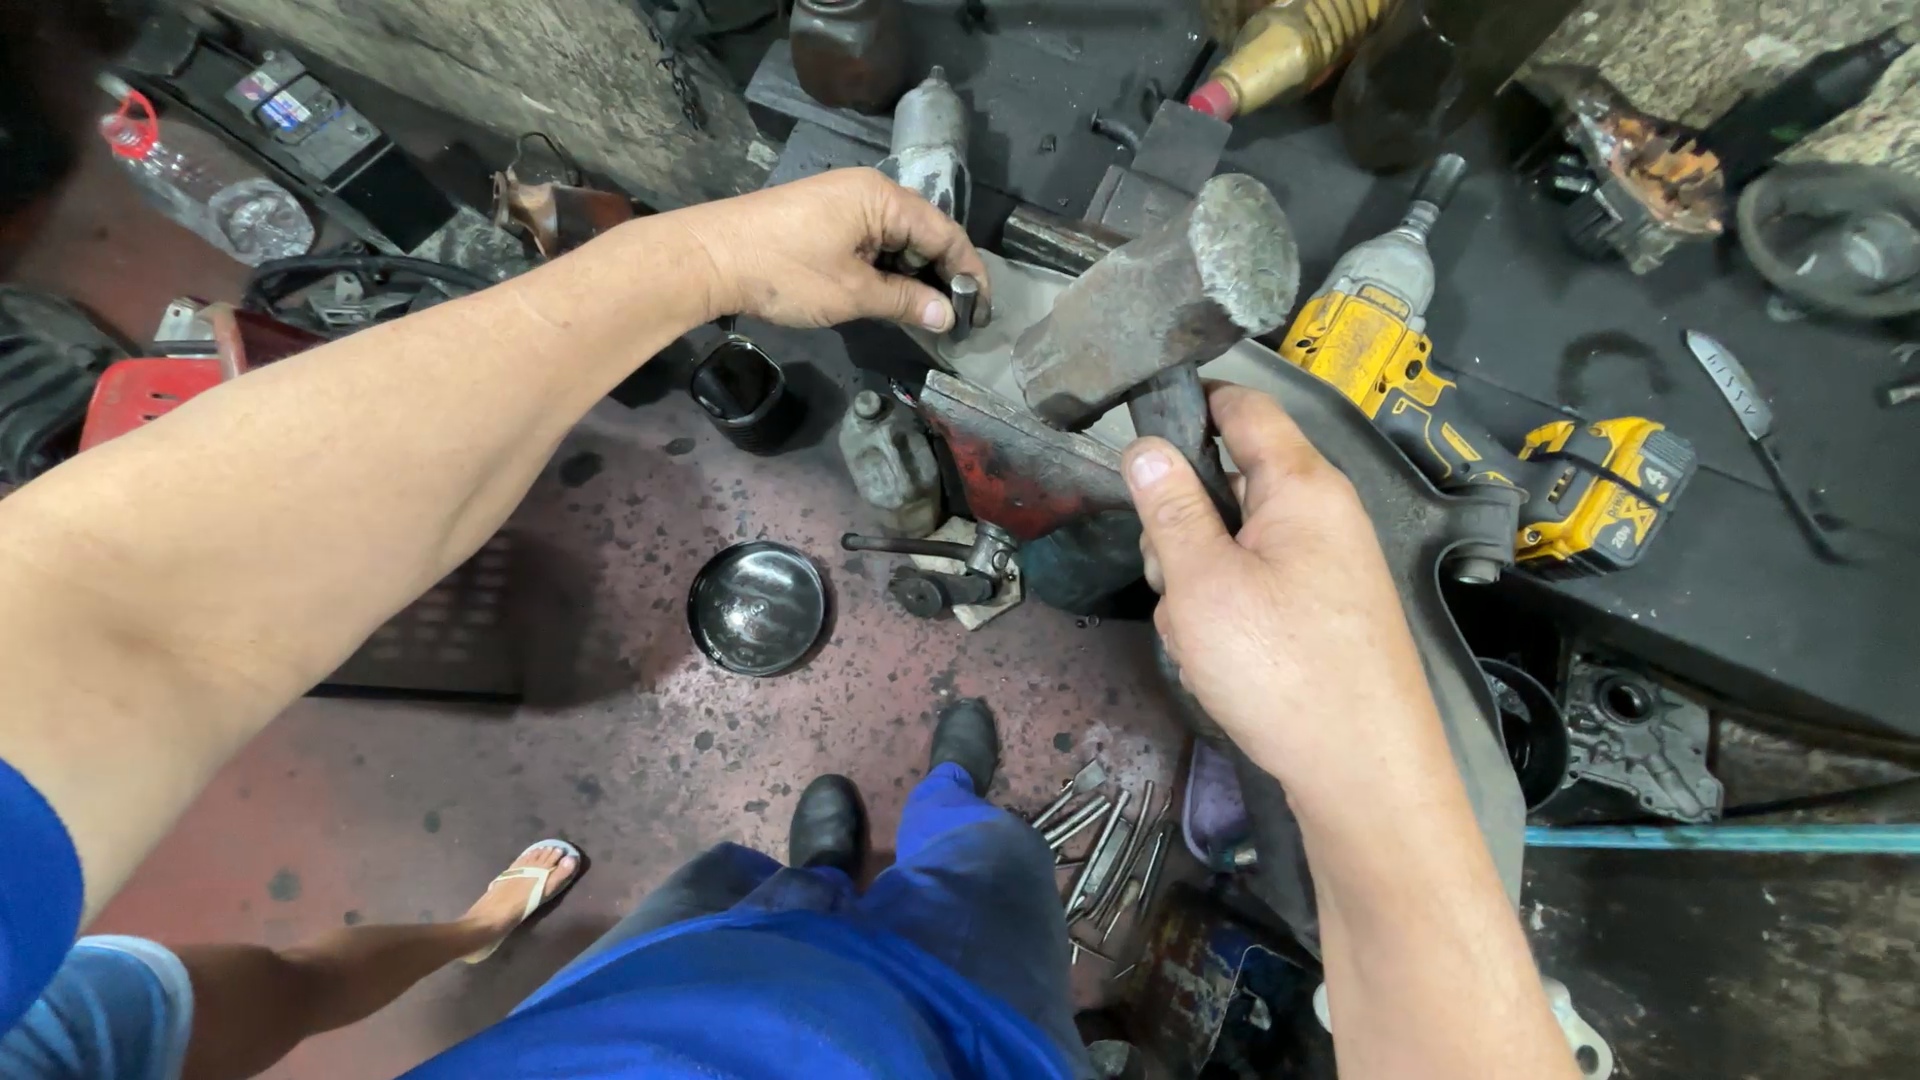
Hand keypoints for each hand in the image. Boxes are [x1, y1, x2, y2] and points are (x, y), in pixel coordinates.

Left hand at [668, 167, 989, 331]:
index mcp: (883, 198)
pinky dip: (889, 271)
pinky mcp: (828, 220)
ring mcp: (846, 204)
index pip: (945, 232)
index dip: (968, 273)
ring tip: (929, 315)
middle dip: (943, 275)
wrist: (712, 258)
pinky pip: (874, 243)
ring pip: (899, 241)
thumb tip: (948, 316)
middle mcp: (870, 192)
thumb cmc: (786, 272)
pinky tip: (894, 299)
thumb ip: (905, 302)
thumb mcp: (853, 293)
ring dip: (915, 276)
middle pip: (925, 233)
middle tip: (956, 318)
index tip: (981, 310)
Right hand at [1123, 384, 1444, 798]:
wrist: (1363, 774)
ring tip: (1199, 634)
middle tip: (1169, 576)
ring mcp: (1323, 566)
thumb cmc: (1278, 667)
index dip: (1190, 404)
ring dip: (1197, 578)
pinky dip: (1224, 610)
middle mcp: (1320, 515)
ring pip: (1231, 543)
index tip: (1137, 435)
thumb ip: (1169, 508)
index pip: (1244, 407)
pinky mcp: (1319, 610)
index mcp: (1300, 487)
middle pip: (1227, 485)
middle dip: (1181, 524)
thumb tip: (1143, 446)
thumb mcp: (1201, 582)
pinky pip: (1253, 585)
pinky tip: (1220, 657)